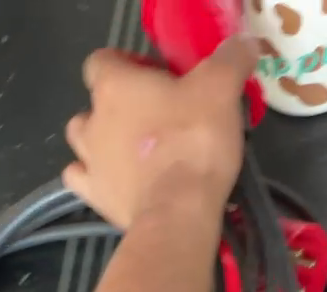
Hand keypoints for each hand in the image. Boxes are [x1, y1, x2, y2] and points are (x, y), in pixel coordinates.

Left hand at [63, 38, 256, 228]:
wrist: (180, 213)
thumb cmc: (194, 143)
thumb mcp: (221, 91)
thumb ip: (230, 62)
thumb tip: (246, 43)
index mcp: (114, 84)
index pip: (105, 60)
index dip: (129, 67)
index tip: (159, 82)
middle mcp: (92, 117)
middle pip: (96, 102)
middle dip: (119, 108)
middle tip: (156, 123)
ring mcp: (89, 159)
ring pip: (83, 138)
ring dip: (103, 141)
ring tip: (136, 155)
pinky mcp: (94, 196)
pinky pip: (80, 179)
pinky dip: (95, 178)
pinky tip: (116, 183)